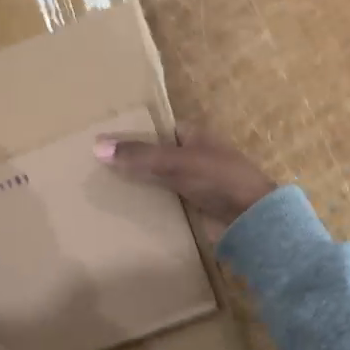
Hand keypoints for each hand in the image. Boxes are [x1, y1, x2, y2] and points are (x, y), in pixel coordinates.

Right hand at [94, 126, 275, 238]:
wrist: (252, 219)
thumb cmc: (219, 179)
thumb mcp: (176, 162)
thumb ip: (139, 155)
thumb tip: (97, 147)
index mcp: (195, 136)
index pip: (158, 130)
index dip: (134, 134)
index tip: (105, 143)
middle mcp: (195, 157)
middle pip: (157, 157)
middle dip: (133, 163)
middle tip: (99, 170)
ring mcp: (196, 185)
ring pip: (160, 182)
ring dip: (140, 188)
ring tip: (105, 192)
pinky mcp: (196, 209)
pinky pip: (167, 205)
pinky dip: (151, 208)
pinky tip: (128, 213)